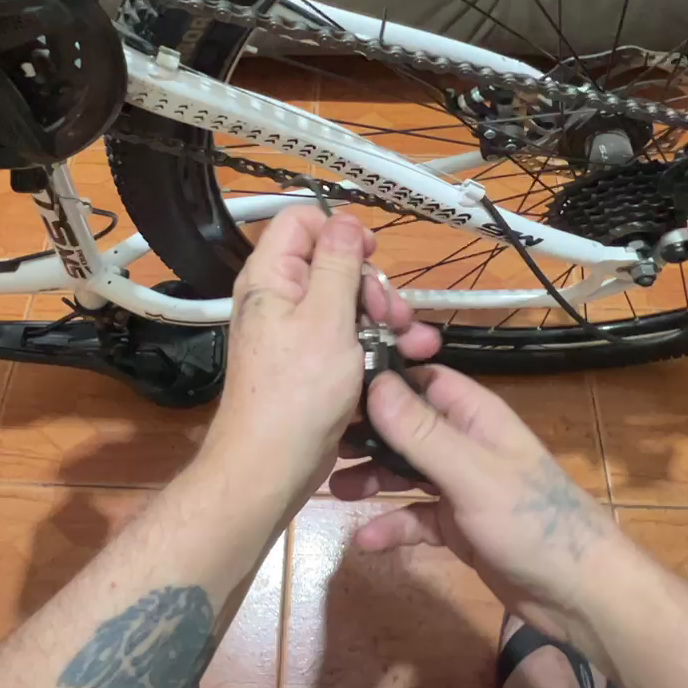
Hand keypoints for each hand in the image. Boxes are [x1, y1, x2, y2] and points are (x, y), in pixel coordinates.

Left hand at [205, 206, 439, 495]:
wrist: (271, 466)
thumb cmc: (298, 390)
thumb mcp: (326, 318)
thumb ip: (337, 264)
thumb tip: (344, 221)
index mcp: (272, 276)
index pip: (300, 222)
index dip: (339, 230)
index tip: (370, 256)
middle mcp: (280, 297)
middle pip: (331, 263)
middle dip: (371, 283)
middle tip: (394, 312)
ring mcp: (296, 331)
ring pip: (346, 302)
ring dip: (384, 315)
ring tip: (416, 339)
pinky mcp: (311, 361)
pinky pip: (346, 335)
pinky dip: (375, 340)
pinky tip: (409, 354)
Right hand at [329, 364, 625, 649]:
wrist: (579, 594)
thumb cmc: (529, 520)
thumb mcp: (470, 472)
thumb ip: (420, 432)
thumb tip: (372, 384)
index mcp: (472, 414)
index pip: (420, 379)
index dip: (381, 379)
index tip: (336, 387)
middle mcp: (463, 442)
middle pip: (405, 425)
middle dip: (368, 432)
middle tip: (326, 442)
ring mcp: (459, 484)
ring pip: (405, 470)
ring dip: (373, 476)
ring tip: (334, 486)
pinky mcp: (457, 524)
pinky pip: (415, 516)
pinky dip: (392, 524)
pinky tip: (365, 540)